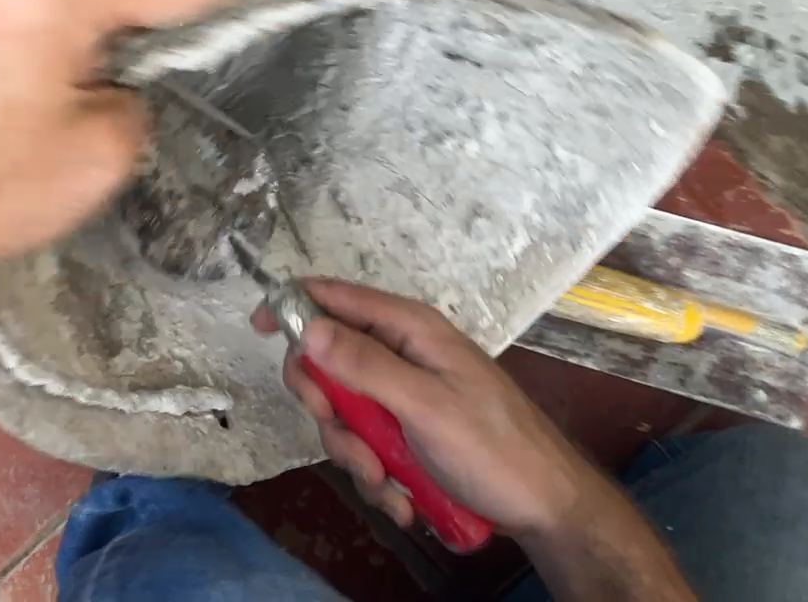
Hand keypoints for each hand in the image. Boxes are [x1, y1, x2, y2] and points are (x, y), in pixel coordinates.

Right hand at [254, 280, 608, 539]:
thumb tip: (306, 326)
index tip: (259, 328)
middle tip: (341, 432)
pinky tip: (399, 495)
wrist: (549, 510)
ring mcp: (399, 389)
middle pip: (326, 357)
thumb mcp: (425, 405)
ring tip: (386, 481)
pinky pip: (362, 437)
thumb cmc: (494, 447)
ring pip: (340, 406)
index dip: (291, 305)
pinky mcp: (403, 425)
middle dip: (327, 404)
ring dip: (352, 448)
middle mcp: (398, 349)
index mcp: (405, 326)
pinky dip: (371, 468)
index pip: (332, 296)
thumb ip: (364, 364)